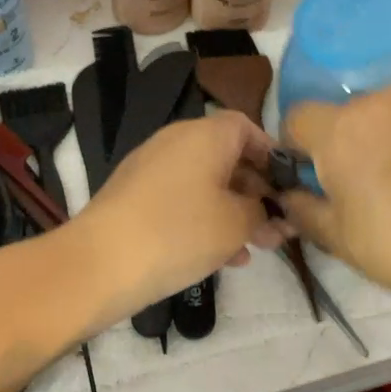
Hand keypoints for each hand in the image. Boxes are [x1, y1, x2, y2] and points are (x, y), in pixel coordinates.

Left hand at [69, 111, 287, 319]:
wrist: (101, 264)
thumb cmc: (180, 233)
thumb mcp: (237, 224)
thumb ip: (264, 215)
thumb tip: (274, 216)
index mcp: (205, 134)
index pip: (248, 127)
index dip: (273, 155)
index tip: (289, 189)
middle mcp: (175, 142)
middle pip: (226, 157)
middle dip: (255, 192)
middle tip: (277, 228)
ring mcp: (150, 170)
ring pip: (204, 185)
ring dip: (232, 213)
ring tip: (254, 248)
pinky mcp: (133, 199)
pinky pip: (180, 203)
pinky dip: (203, 222)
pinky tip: (220, 258)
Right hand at [280, 84, 390, 319]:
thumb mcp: (335, 238)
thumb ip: (300, 207)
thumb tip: (289, 192)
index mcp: (341, 131)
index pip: (299, 117)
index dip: (300, 146)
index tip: (315, 173)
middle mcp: (386, 98)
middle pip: (352, 111)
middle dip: (353, 139)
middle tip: (372, 182)